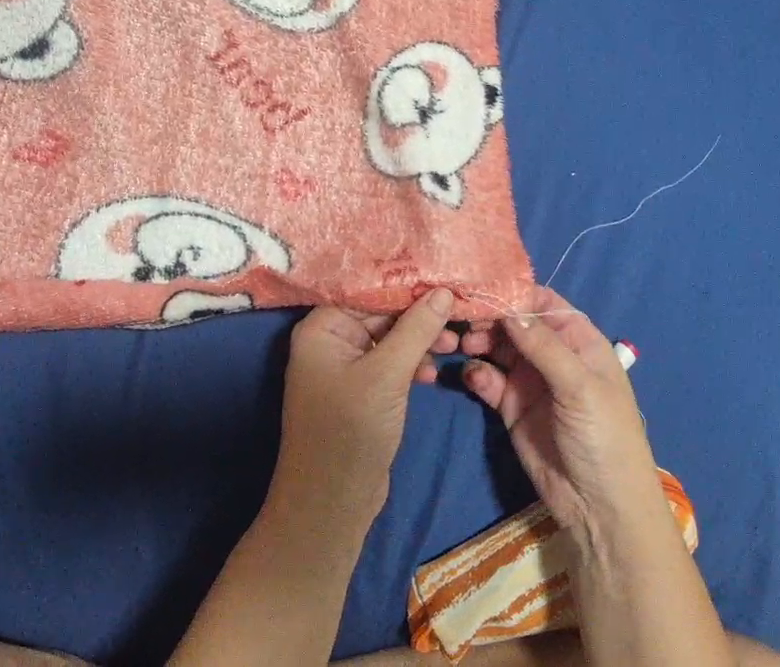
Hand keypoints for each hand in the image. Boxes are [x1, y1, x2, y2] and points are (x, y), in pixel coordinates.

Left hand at [277, 289, 457, 507]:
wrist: (332, 502)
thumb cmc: (351, 430)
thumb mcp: (388, 374)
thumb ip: (416, 329)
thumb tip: (444, 291)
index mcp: (322, 328)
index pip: (366, 289)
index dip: (405, 283)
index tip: (444, 277)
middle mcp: (330, 341)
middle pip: (380, 312)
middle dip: (418, 315)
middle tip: (457, 317)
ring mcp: (345, 367)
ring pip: (389, 338)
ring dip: (420, 341)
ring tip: (452, 346)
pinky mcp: (361, 390)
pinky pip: (390, 363)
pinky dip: (412, 365)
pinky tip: (432, 376)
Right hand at [459, 290, 662, 536]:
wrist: (600, 506)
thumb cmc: (605, 437)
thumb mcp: (580, 387)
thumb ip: (544, 348)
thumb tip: (510, 311)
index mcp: (580, 342)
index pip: (545, 304)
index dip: (516, 294)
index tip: (483, 290)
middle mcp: (553, 356)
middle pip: (516, 324)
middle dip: (491, 318)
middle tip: (464, 320)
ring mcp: (531, 382)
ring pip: (499, 349)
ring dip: (480, 342)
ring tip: (462, 344)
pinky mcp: (512, 408)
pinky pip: (489, 380)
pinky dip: (477, 374)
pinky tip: (471, 377)